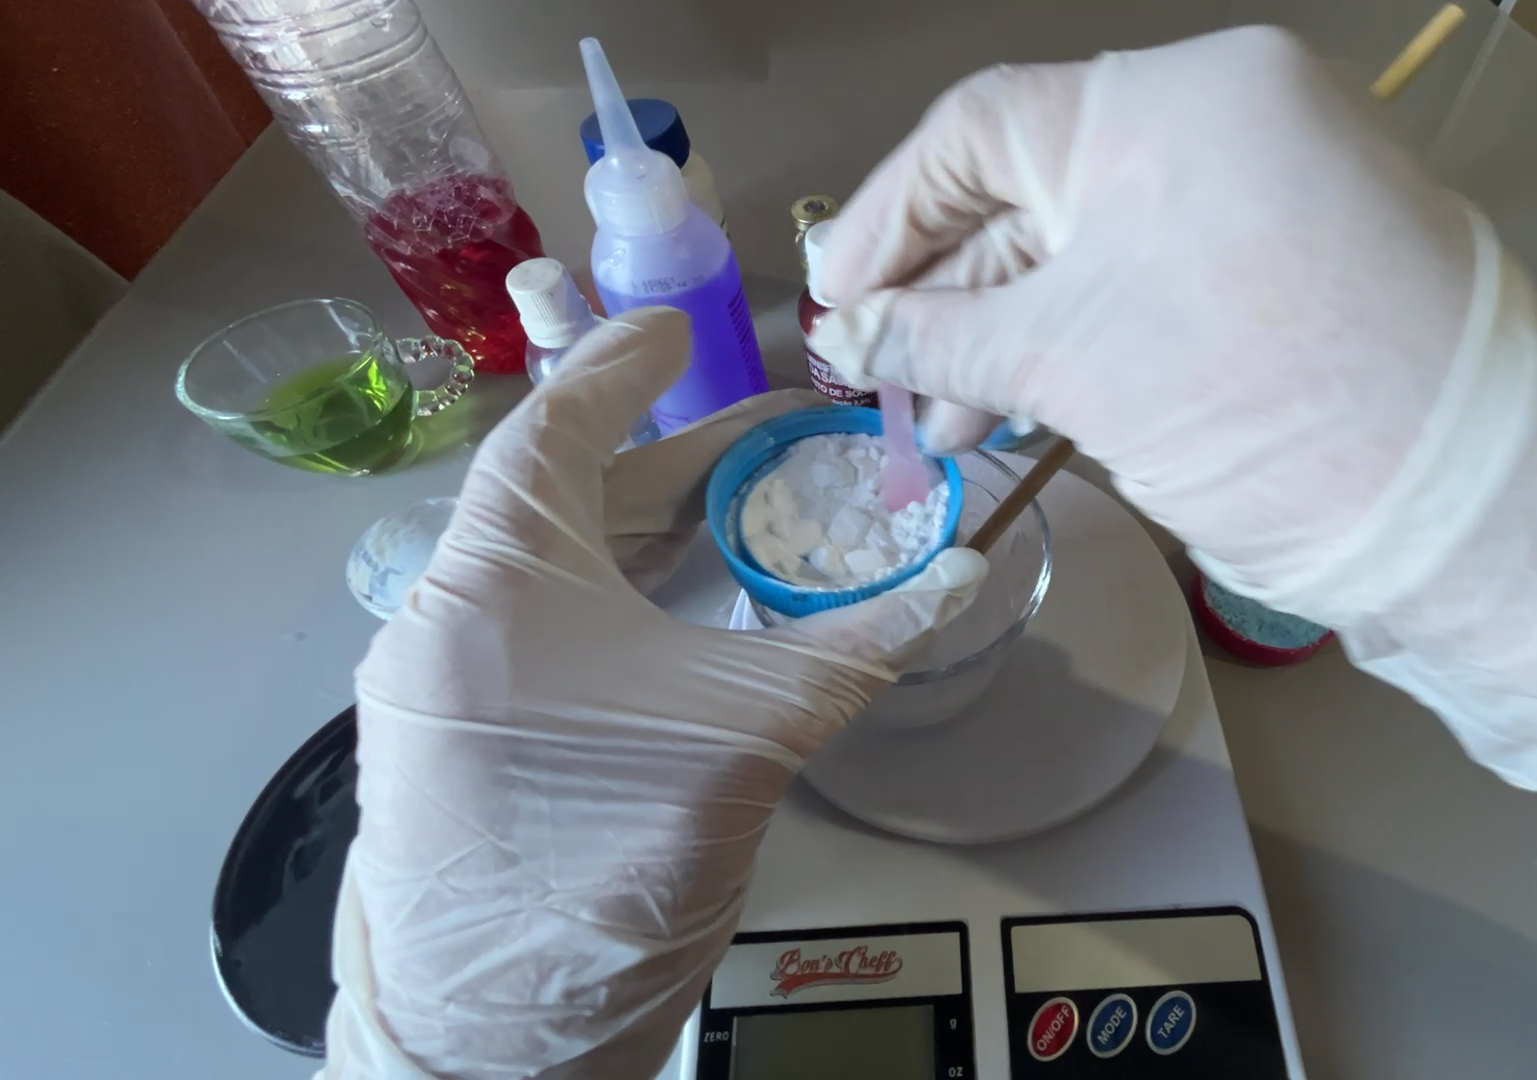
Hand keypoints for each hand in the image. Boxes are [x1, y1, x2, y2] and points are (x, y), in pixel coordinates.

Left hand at [322, 310, 985, 1077]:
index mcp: (495, 584)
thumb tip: (964, 574)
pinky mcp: (498, 725)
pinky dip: (652, 593)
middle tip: (778, 430)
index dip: (618, 368)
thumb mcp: (752, 730)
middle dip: (685, 457)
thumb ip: (863, 643)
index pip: (552, 432)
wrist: (511, 1041)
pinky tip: (718, 592)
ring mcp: (473, 672)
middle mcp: (465, 612)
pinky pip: (580, 622)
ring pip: (584, 563)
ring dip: (673, 528)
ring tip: (762, 498)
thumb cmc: (609, 861)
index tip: (676, 326)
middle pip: (583, 497)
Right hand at [808, 26, 1536, 789]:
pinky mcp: (1253, 294)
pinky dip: (1060, 360)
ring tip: (936, 429)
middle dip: (940, 299)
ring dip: (995, 347)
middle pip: (1025, 203)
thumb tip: (854, 338)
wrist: (1457, 515)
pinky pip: (1125, 309)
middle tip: (879, 380)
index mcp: (1171, 107)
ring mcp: (1236, 217)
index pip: (981, 130)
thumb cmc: (1261, 409)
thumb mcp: (1078, 363)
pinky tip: (1005, 417)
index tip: (837, 299)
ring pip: (1074, 269)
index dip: (890, 215)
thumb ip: (947, 340)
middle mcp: (1207, 138)